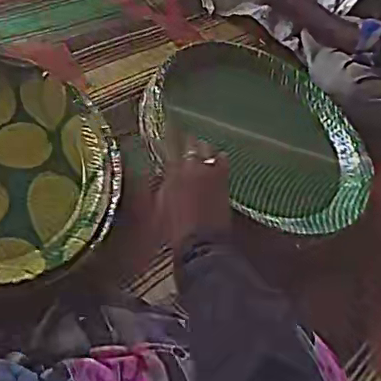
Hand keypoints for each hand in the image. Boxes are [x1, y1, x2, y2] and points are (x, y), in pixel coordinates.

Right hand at [158, 129, 232, 249]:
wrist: (201, 246)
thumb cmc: (173, 230)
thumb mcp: (157, 208)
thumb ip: (158, 187)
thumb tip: (158, 174)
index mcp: (172, 172)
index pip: (171, 146)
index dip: (171, 138)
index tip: (169, 134)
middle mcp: (192, 167)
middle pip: (192, 144)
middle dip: (189, 142)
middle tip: (186, 143)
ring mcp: (210, 172)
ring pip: (208, 149)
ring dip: (204, 149)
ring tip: (202, 151)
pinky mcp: (224, 181)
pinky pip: (223, 160)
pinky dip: (219, 158)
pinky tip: (218, 159)